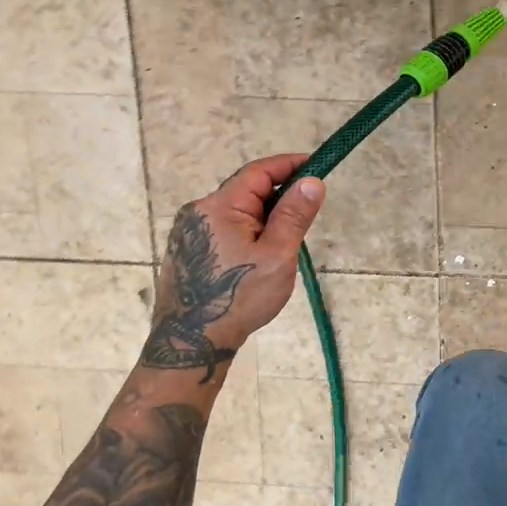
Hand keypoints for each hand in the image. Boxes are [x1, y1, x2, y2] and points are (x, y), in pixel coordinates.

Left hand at [140, 154, 325, 382]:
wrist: (190, 341)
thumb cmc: (239, 296)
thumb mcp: (277, 255)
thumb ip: (294, 215)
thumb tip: (312, 181)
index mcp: (219, 206)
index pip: (258, 171)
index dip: (289, 164)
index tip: (317, 166)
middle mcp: (199, 212)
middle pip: (246, 190)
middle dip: (280, 195)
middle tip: (308, 214)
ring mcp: (190, 233)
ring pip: (237, 212)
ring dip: (265, 217)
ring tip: (286, 242)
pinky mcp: (188, 251)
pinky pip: (225, 228)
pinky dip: (249, 231)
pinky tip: (260, 256)